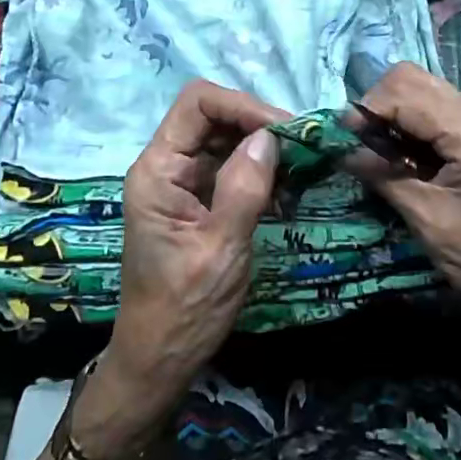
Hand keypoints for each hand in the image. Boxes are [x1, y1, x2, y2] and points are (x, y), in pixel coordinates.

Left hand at [78, 80, 285, 452]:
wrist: (161, 356)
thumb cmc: (185, 308)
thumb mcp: (221, 248)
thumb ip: (244, 187)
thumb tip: (270, 136)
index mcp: (158, 170)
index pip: (196, 103)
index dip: (241, 106)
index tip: (284, 128)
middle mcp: (166, 166)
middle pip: (211, 116)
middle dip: (256, 123)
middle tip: (303, 145)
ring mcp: (181, 182)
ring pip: (223, 139)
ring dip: (261, 145)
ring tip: (302, 161)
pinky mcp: (197, 199)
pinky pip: (229, 166)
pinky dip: (258, 168)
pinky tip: (286, 182)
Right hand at [349, 63, 460, 334]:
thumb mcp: (426, 220)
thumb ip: (382, 176)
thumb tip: (340, 149)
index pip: (405, 92)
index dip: (367, 109)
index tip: (344, 139)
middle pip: (411, 78)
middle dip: (376, 105)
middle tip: (361, 144)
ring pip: (420, 88)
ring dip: (390, 111)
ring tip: (379, 151)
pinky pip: (433, 107)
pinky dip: (407, 120)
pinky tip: (401, 153)